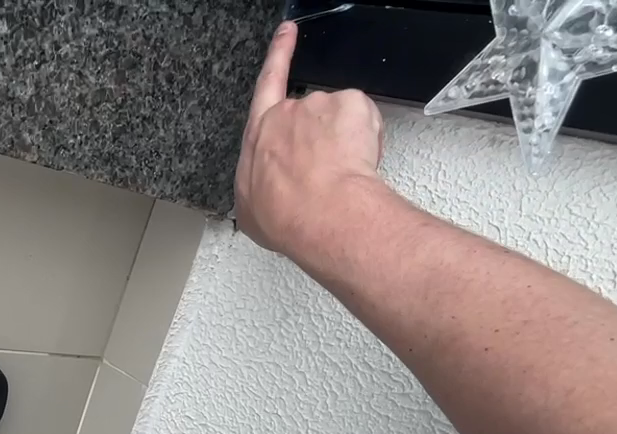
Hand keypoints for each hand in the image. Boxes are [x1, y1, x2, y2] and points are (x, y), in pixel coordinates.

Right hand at [234, 21, 385, 257]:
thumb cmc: (285, 215)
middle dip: (321, 140)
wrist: (320, 213)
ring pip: (338, 119)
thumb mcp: (250, 209)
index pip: (267, 86)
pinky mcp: (349, 105)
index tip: (286, 35)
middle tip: (325, 173)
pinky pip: (363, 118)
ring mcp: (319, 106)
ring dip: (343, 142)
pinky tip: (356, 164)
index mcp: (259, 137)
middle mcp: (287, 114)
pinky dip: (365, 139)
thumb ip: (257, 184)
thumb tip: (264, 190)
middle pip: (310, 116)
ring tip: (338, 176)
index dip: (278, 57)